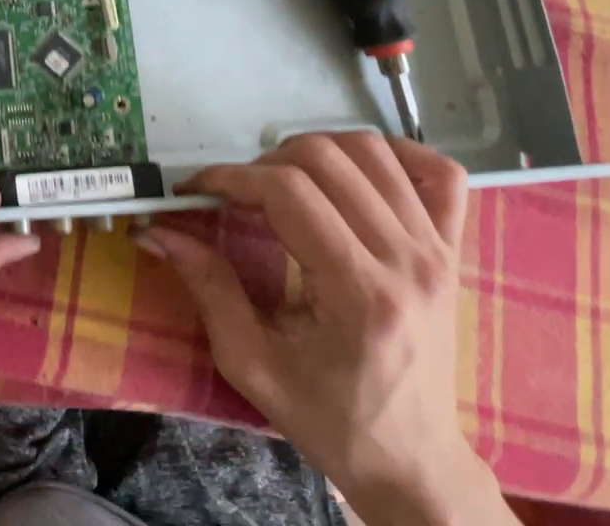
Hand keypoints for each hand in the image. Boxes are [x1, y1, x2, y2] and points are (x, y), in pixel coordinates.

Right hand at [136, 132, 515, 525]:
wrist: (409, 458)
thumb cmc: (325, 416)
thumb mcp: (249, 360)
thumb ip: (206, 285)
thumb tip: (155, 230)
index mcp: (359, 293)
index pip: (288, 192)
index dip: (230, 178)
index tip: (195, 191)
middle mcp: (408, 260)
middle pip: (327, 160)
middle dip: (263, 163)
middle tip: (236, 195)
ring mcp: (439, 250)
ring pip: (374, 152)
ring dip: (314, 151)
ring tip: (283, 181)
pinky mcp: (453, 250)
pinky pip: (438, 171)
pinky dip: (393, 154)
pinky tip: (353, 172)